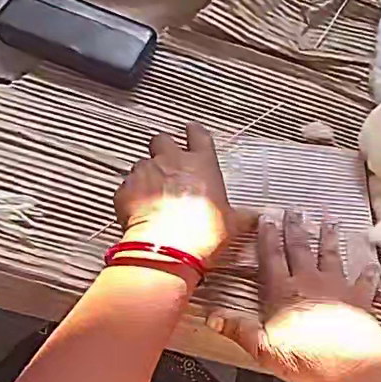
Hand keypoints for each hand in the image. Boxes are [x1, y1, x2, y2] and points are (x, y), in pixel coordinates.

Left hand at [114, 123, 255, 268]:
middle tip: (168, 165)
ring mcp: (145, 173)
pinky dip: (131, 196)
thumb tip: (256, 218)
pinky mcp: (125, 190)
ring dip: (146, 174)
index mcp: (202, 164)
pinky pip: (126, 187)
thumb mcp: (232, 224)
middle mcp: (172, 161)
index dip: (194, 133)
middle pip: (162, 139)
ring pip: (142, 163)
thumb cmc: (204, 232)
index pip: (198, 135)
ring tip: (153, 194)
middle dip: (163, 148)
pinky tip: (138, 211)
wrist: (168, 248)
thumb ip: (243, 217)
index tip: (193, 134)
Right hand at [207, 211, 380, 381]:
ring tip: (329, 222)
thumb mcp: (263, 348)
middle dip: (296, 228)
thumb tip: (214, 317)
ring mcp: (337, 288)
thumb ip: (239, 329)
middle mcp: (310, 282)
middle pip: (300, 249)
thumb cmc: (306, 357)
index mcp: (283, 292)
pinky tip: (371, 264)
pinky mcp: (359, 300)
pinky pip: (364, 281)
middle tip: (294, 211)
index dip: (268, 237)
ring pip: (331, 256)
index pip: (272, 257)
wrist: (350, 363)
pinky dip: (368, 272)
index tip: (267, 219)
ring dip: (329, 239)